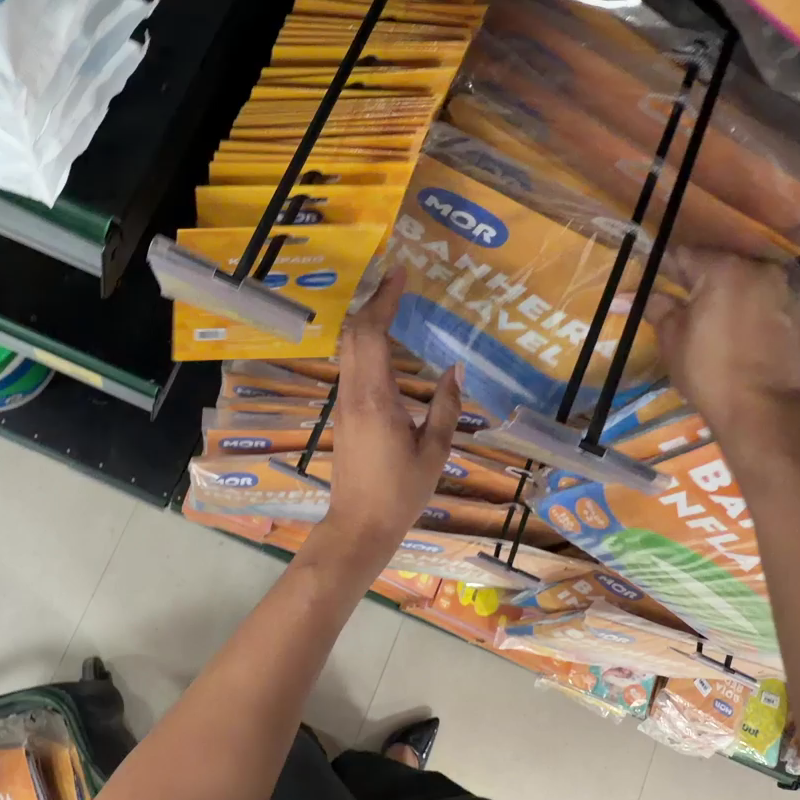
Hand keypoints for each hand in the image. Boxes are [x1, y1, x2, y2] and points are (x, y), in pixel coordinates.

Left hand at [320, 267, 461, 556]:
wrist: (358, 526)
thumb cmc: (400, 493)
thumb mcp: (434, 452)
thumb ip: (446, 407)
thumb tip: (456, 367)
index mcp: (375, 399)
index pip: (372, 335)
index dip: (384, 300)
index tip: (400, 274)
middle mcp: (352, 394)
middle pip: (352, 334)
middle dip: (372, 302)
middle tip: (396, 280)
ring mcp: (343, 404)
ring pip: (347, 349)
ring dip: (365, 321)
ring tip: (391, 302)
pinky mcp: (343, 414)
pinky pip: (350, 366)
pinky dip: (363, 344)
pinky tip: (382, 343)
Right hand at [645, 249, 799, 439]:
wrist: (761, 406)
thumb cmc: (707, 369)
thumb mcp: (671, 338)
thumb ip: (659, 308)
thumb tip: (649, 296)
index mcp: (724, 269)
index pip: (686, 255)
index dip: (665, 267)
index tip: (652, 280)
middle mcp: (758, 270)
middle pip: (718, 265)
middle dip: (696, 279)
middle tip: (675, 299)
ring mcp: (782, 290)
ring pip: (742, 282)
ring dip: (722, 293)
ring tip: (703, 315)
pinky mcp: (795, 313)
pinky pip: (760, 300)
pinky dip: (743, 307)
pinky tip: (729, 329)